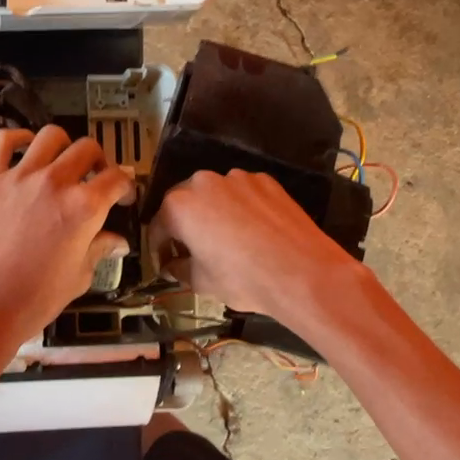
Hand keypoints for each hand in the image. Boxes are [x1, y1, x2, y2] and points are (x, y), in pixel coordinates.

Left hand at [0, 126, 134, 364]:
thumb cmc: (33, 300)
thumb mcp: (77, 278)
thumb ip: (98, 250)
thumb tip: (116, 242)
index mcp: (83, 208)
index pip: (117, 178)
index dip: (126, 185)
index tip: (123, 195)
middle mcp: (55, 184)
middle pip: (87, 149)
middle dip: (98, 161)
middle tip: (94, 179)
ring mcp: (19, 177)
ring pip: (50, 137)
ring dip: (63, 146)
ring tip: (60, 163)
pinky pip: (2, 142)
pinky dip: (16, 138)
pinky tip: (24, 149)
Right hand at [150, 169, 367, 332]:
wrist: (303, 272)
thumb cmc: (243, 279)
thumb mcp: (201, 282)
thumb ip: (179, 269)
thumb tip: (172, 266)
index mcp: (179, 206)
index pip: (157, 226)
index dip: (158, 247)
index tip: (165, 262)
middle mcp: (204, 182)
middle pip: (185, 202)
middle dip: (185, 225)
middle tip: (193, 250)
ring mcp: (238, 177)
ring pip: (215, 195)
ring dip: (214, 213)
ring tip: (228, 240)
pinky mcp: (266, 181)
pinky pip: (243, 194)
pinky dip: (242, 208)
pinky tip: (253, 232)